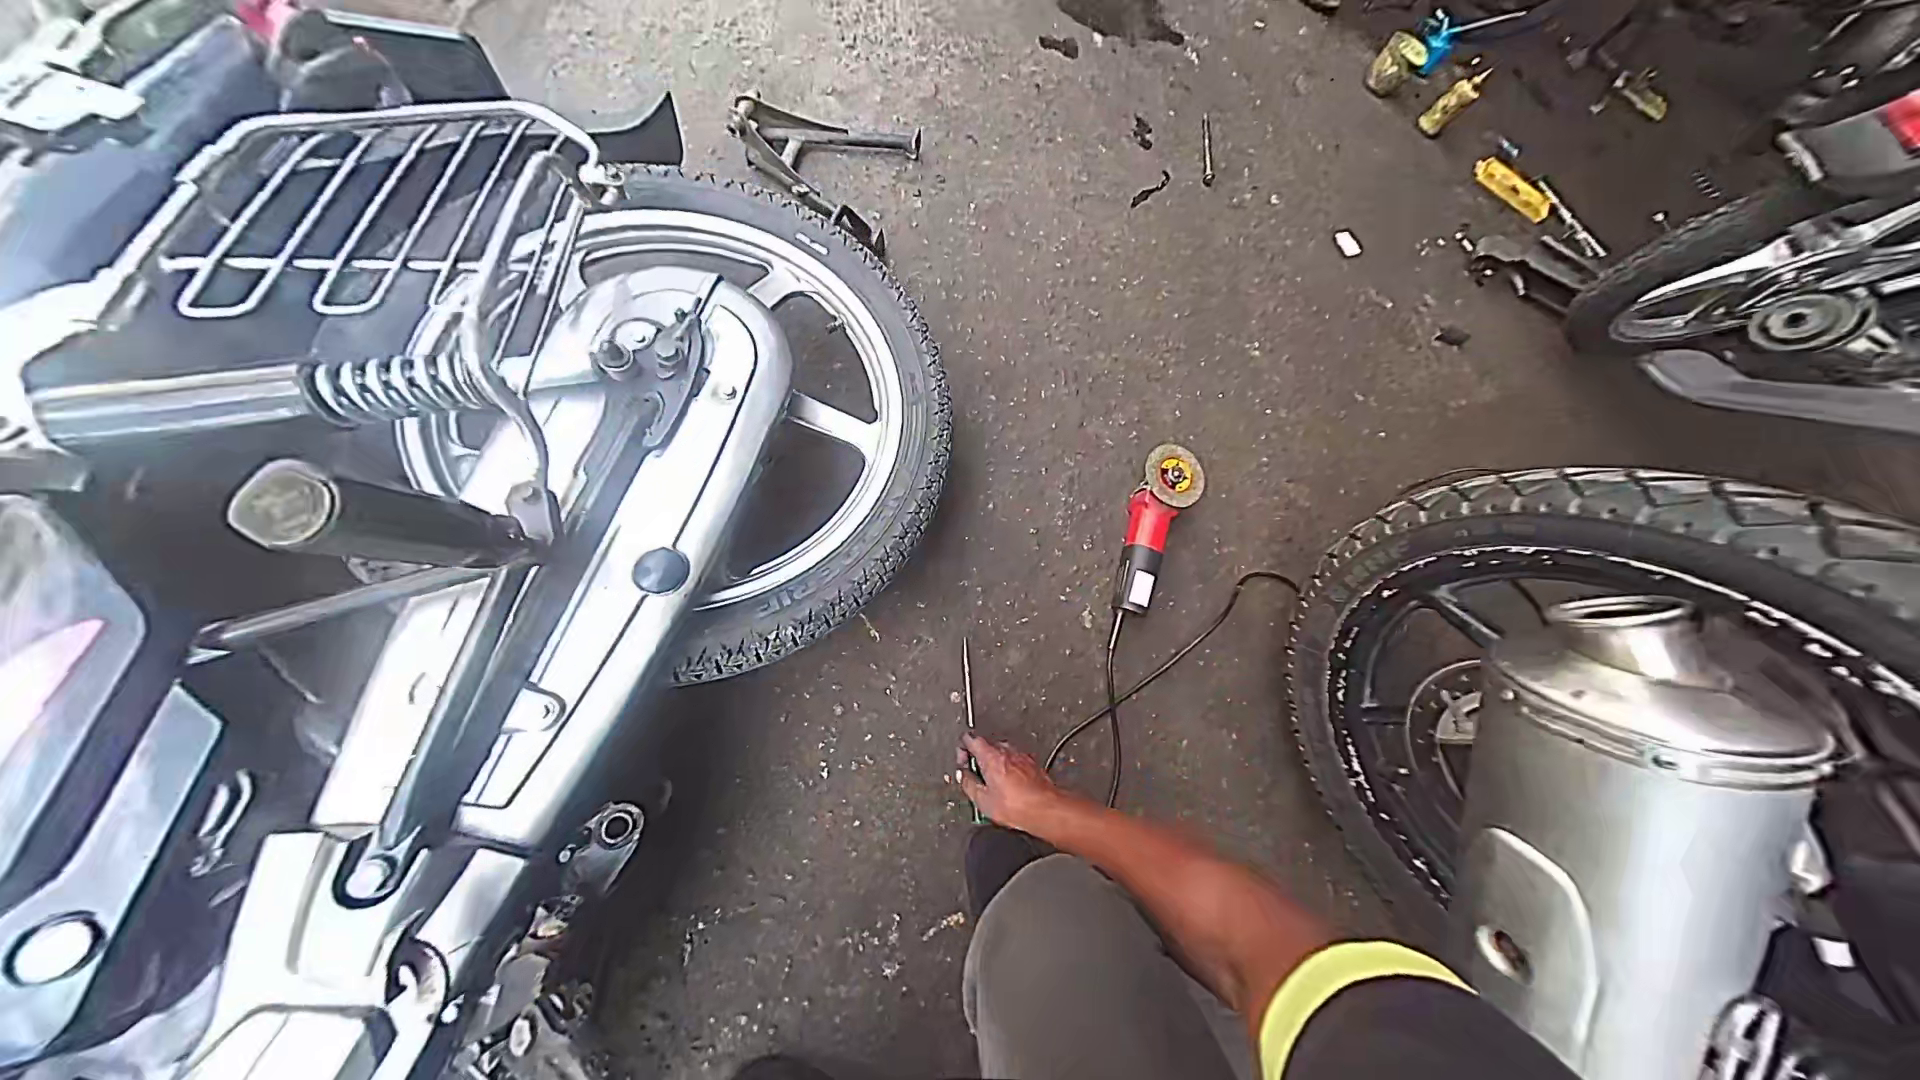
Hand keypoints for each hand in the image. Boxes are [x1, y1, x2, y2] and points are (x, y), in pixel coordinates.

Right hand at [956, 733, 1072, 833]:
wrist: (1045, 809)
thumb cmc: (1018, 805)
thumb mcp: (983, 800)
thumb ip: (969, 784)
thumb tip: (964, 776)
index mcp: (991, 756)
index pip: (971, 739)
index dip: (963, 747)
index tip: (962, 758)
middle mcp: (1007, 751)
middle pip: (987, 745)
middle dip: (980, 757)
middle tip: (976, 773)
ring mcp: (1021, 756)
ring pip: (1003, 753)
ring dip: (996, 763)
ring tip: (994, 782)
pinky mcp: (1032, 764)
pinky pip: (1015, 761)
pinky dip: (1009, 768)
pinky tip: (1010, 785)